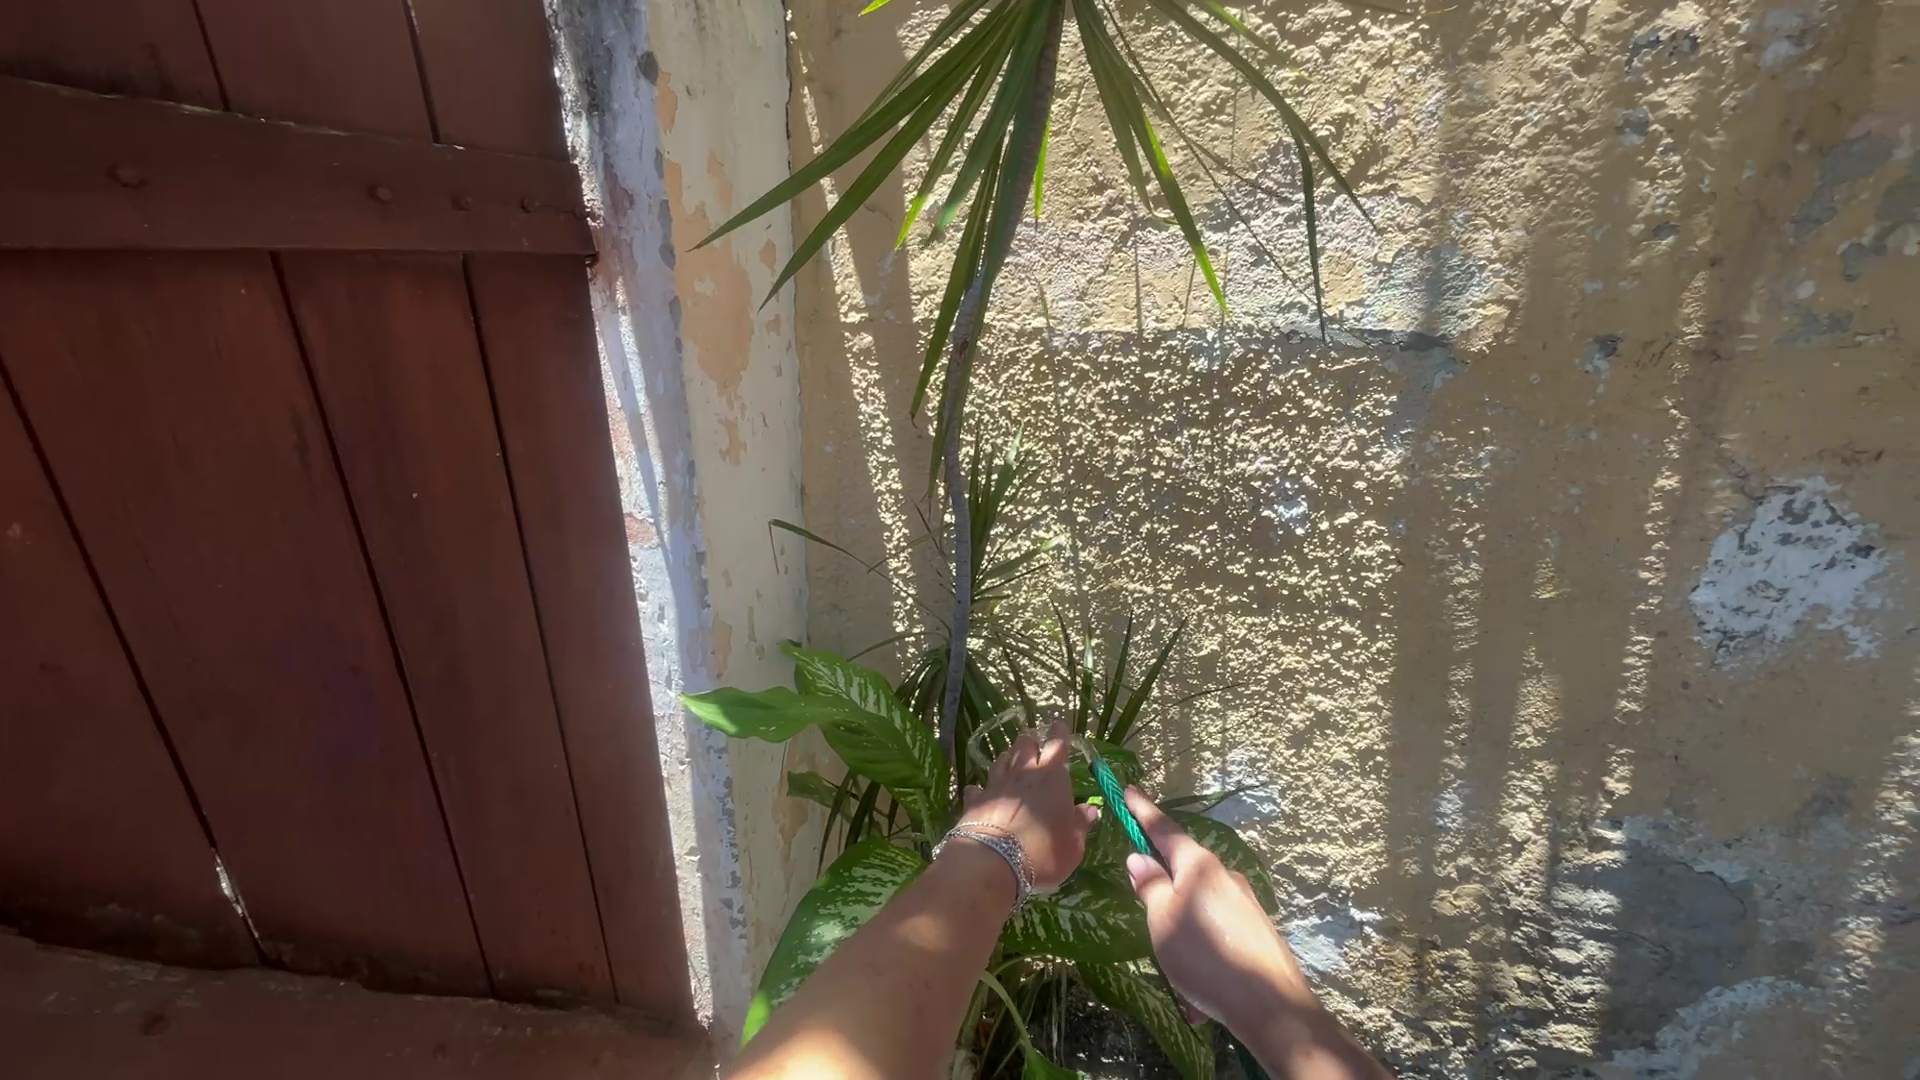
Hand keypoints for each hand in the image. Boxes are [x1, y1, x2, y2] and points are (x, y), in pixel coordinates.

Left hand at [950, 719, 1099, 891]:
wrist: (993, 860)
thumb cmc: (1043, 852)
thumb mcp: (1073, 845)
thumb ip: (1080, 824)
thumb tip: (1089, 809)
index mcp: (1052, 777)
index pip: (1057, 744)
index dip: (1059, 733)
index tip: (1059, 724)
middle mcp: (1023, 773)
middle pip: (1025, 744)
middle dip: (1031, 742)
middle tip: (1035, 746)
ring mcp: (997, 784)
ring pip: (1002, 760)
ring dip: (1008, 759)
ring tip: (1012, 762)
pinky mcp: (976, 799)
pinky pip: (978, 787)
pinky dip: (981, 788)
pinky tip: (980, 791)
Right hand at [1122, 787, 1313, 1028]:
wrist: (1272, 1007)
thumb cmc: (1205, 955)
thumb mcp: (1162, 919)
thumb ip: (1150, 886)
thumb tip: (1140, 858)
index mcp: (1198, 864)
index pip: (1164, 828)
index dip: (1143, 810)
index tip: (1129, 790)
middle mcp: (1224, 874)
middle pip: (1184, 867)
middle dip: (1164, 884)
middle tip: (1147, 906)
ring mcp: (1245, 902)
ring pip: (1200, 904)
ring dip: (1184, 927)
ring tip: (1176, 967)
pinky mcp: (1257, 930)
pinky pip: (1218, 929)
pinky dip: (1203, 947)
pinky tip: (1201, 985)